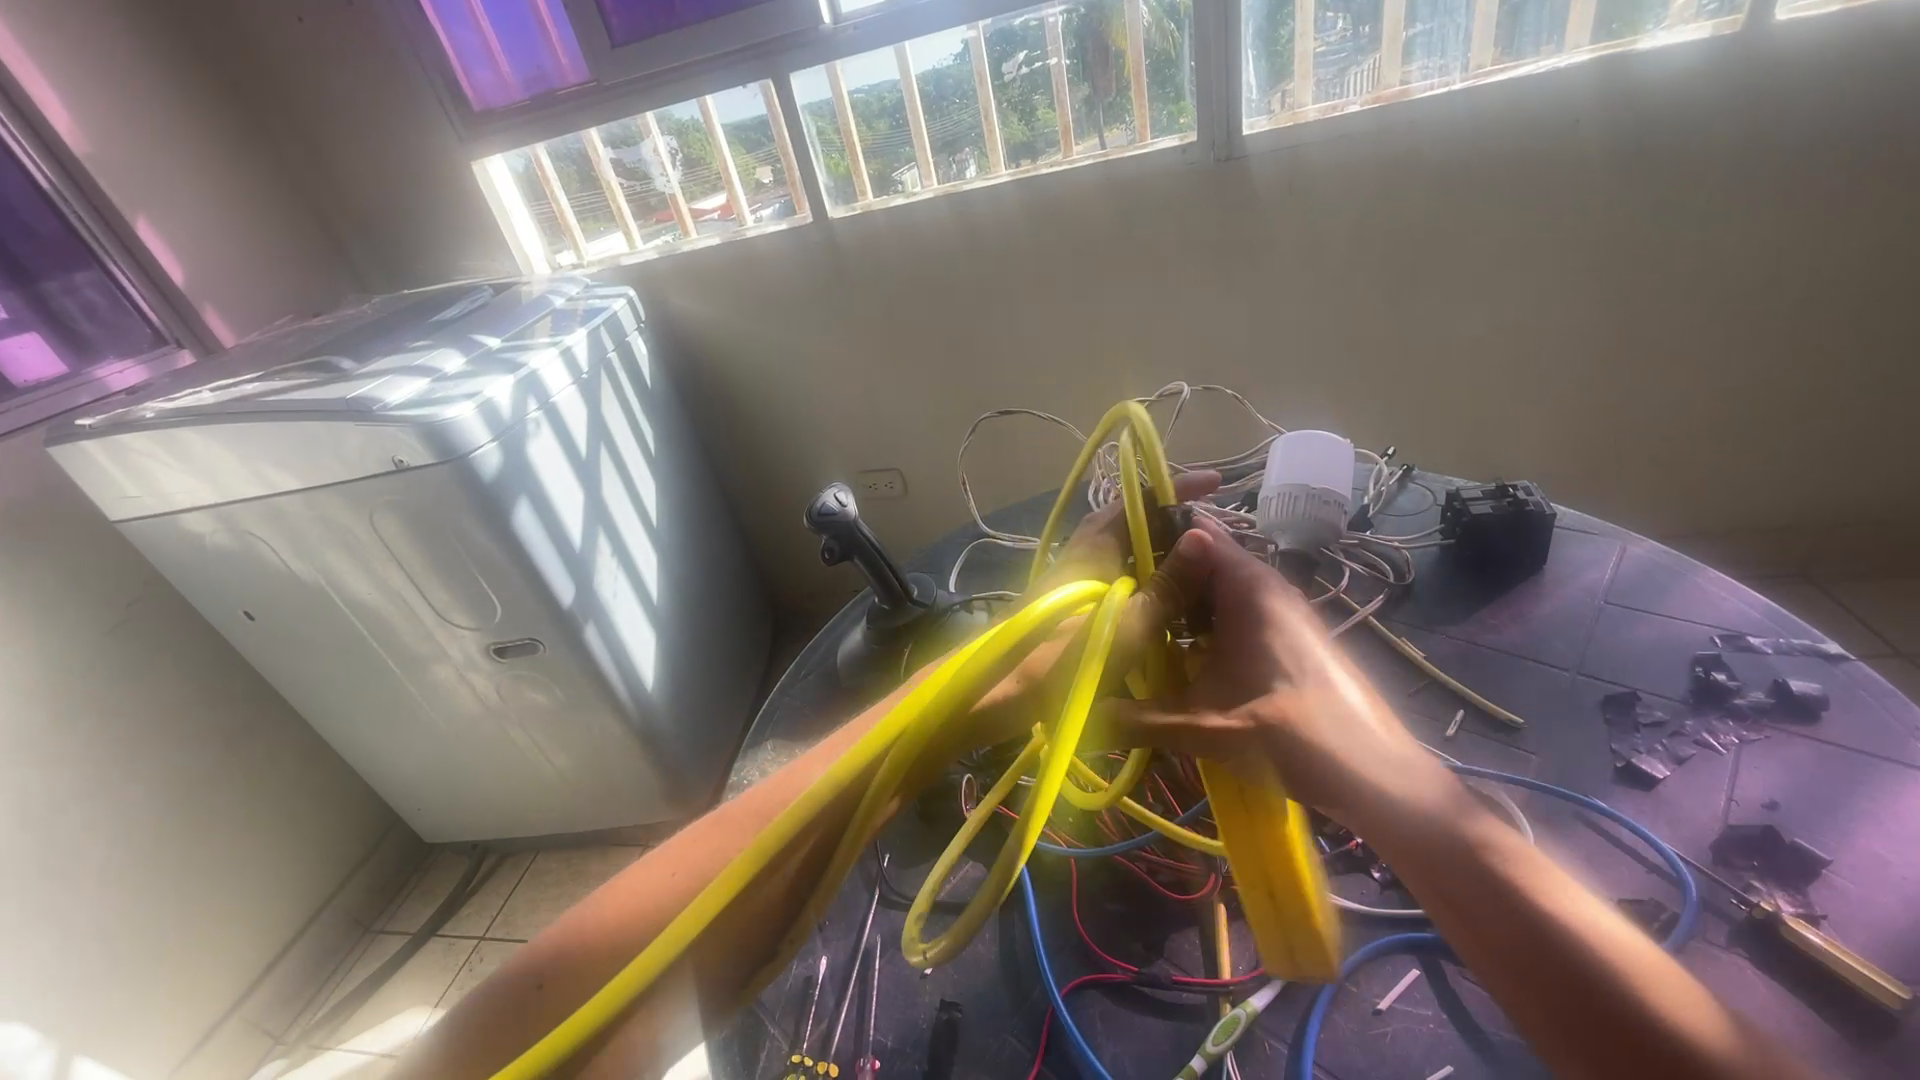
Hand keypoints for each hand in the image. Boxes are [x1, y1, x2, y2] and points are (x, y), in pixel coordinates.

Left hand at [957, 470, 1220, 750]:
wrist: (994, 694)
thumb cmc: (1061, 658)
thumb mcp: (1127, 625)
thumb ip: (1168, 586)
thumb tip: (1205, 537)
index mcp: (1094, 548)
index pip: (1137, 500)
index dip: (1175, 489)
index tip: (1214, 483)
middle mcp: (1082, 556)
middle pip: (1131, 526)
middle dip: (1172, 526)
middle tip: (1217, 537)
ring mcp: (1074, 583)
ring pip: (1125, 556)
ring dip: (1160, 556)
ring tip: (1202, 570)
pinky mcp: (1071, 610)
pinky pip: (1117, 583)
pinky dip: (1145, 584)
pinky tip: (1168, 607)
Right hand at [1100, 522, 1464, 832]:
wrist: (1378, 775)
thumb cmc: (1294, 735)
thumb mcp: (1205, 728)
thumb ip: (1138, 720)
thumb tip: (1082, 714)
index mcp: (1248, 585)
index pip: (1190, 535)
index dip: (1146, 543)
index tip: (1104, 565)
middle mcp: (1266, 585)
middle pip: (1199, 563)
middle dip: (1156, 582)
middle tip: (1111, 607)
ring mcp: (1282, 611)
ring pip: (1216, 592)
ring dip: (1179, 610)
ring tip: (1136, 637)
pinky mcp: (1289, 637)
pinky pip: (1235, 614)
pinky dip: (1204, 629)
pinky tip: (1182, 664)